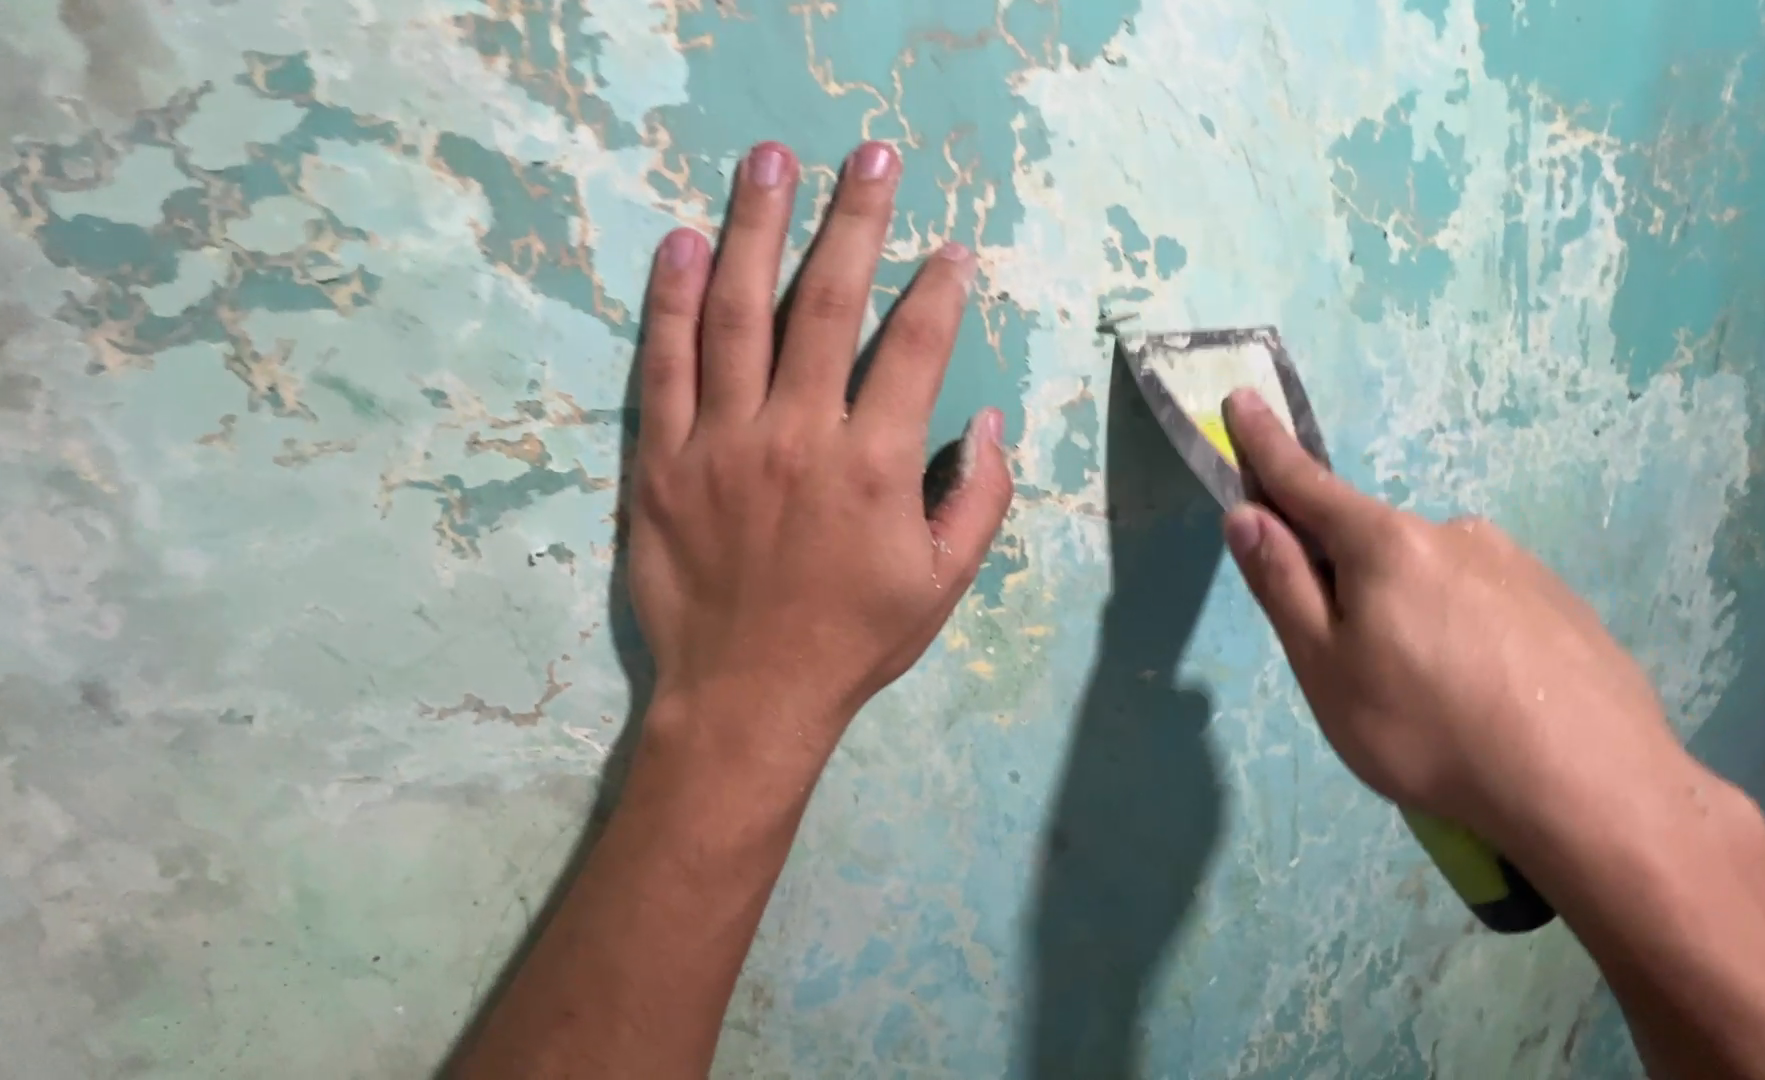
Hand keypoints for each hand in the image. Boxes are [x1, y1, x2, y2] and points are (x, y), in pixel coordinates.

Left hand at [628, 140, 1012, 770]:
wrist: (746, 696)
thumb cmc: (853, 641)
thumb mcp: (943, 584)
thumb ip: (980, 498)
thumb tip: (990, 420)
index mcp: (874, 465)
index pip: (914, 348)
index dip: (938, 289)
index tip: (950, 251)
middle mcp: (798, 434)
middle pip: (827, 303)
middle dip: (855, 220)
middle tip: (870, 155)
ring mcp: (721, 441)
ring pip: (738, 313)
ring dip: (759, 228)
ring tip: (770, 162)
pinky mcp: (661, 460)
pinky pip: (664, 365)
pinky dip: (674, 300)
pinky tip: (687, 245)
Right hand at [1218, 389, 1696, 851]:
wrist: (1598, 796)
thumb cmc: (1428, 730)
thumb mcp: (1325, 666)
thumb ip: (1282, 584)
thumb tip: (1246, 513)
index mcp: (1384, 544)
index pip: (1304, 483)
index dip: (1265, 444)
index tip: (1242, 400)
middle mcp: (1451, 532)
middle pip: (1366, 541)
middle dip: (1341, 579)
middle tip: (1353, 663)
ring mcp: (1513, 562)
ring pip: (1424, 574)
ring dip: (1403, 609)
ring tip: (1427, 692)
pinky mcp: (1557, 600)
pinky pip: (1478, 597)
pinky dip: (1458, 627)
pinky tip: (1481, 692)